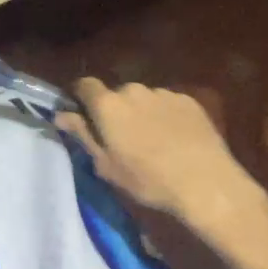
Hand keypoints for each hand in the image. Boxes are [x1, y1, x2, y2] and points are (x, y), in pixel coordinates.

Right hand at [56, 78, 267, 240]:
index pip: (84, 85)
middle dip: (116, 110)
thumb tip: (61, 115)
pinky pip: (167, 104)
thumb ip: (83, 135)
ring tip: (154, 142)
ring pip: (143, 99)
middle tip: (124, 139)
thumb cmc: (148, 180)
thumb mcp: (107, 166)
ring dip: (142, 113)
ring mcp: (163, 93)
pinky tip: (176, 140)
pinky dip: (166, 116)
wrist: (206, 183)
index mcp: (108, 105)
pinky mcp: (188, 100)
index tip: (86, 118)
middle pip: (116, 94)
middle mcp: (133, 90)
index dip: (82, 98)